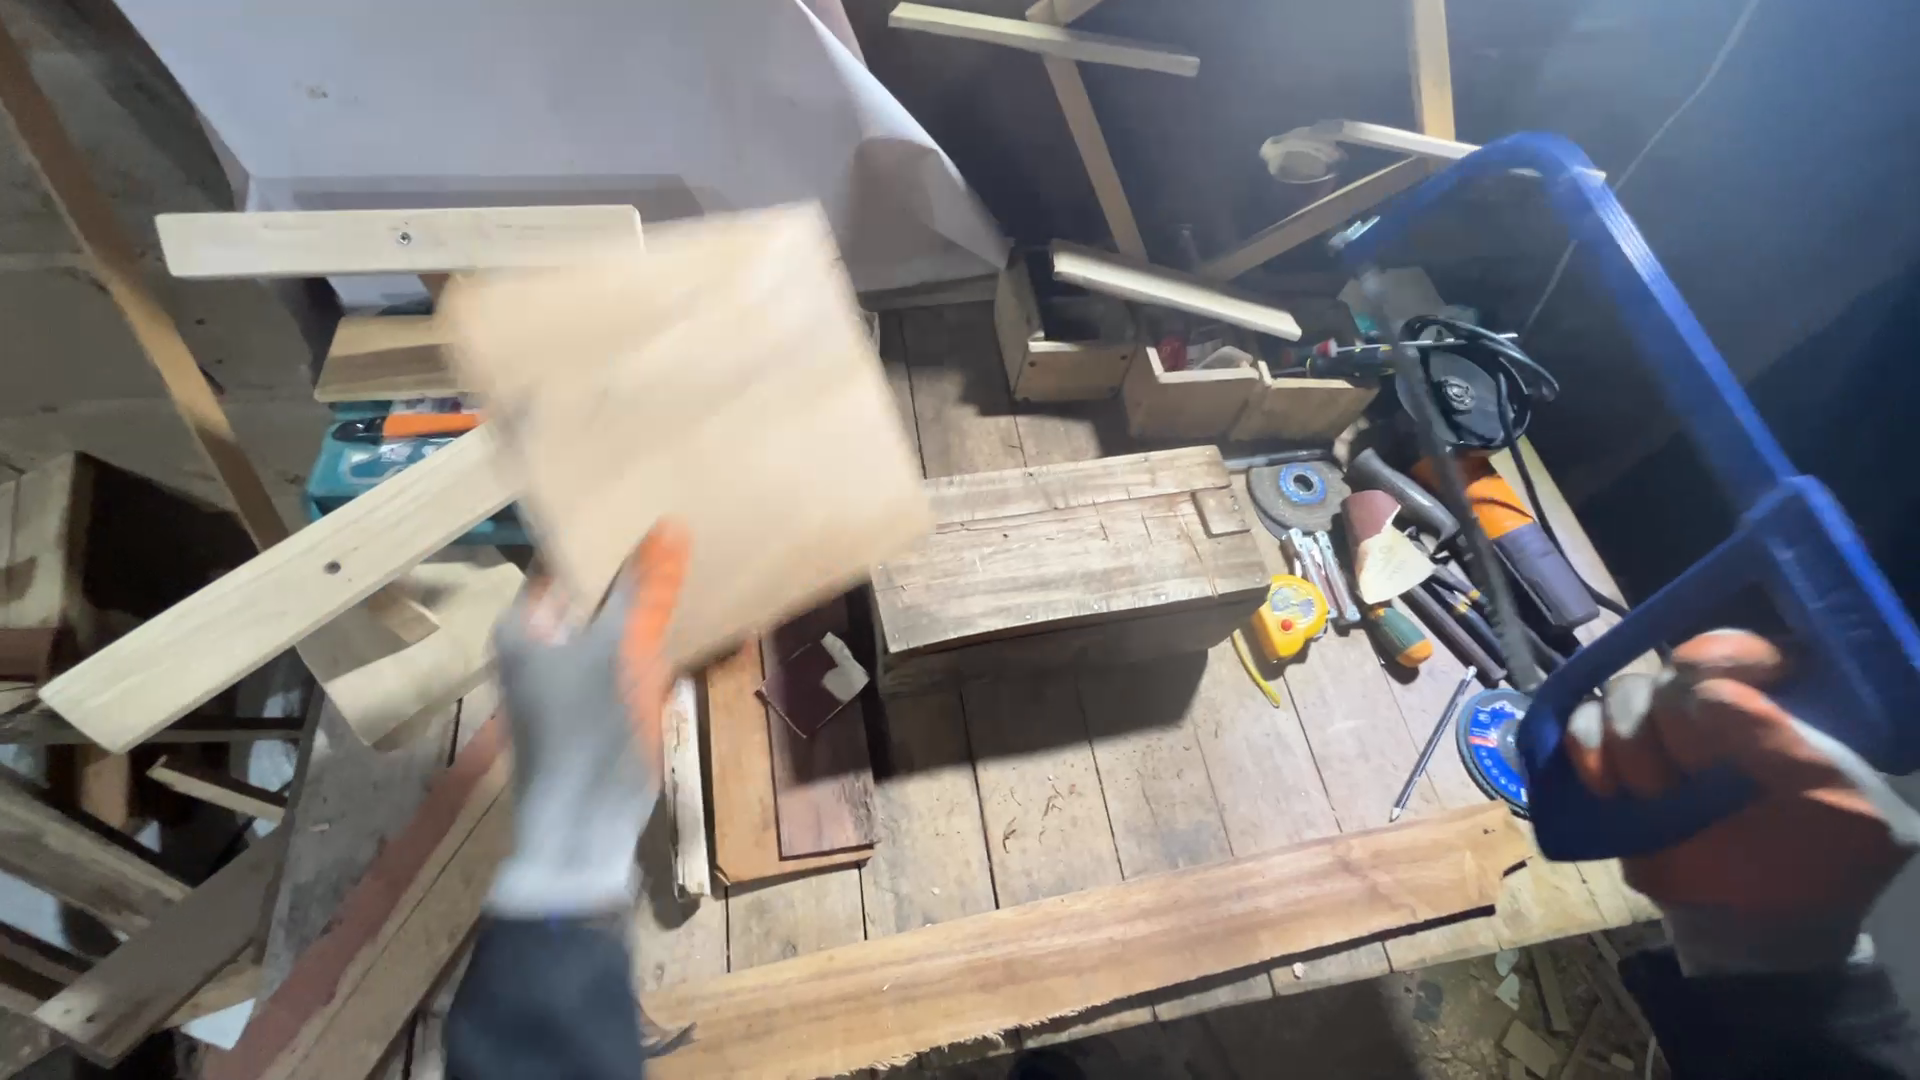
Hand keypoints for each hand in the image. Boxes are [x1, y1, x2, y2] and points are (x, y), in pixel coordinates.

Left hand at [485, 521, 689, 917]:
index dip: (608, 536)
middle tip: (686, 536)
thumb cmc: (591, 730)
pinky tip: (695, 623)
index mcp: (526, 626)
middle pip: (595, 592)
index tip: (654, 509)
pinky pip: (631, 655)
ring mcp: (569, 676)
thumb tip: (670, 525)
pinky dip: (658, 641)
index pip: (566, 561)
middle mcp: (540, 645)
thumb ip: (645, 588)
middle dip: (639, 571)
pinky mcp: (599, 701)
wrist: (587, 826)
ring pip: (617, 624)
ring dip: (652, 607)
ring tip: (696, 570)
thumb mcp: (622, 650)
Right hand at [1565, 630, 1917, 973]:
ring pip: (1617, 693)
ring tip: (1648, 797)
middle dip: (1667, 725)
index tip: (1701, 683)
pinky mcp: (1603, 747)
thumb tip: (1709, 693)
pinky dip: (1583, 750)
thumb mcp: (1844, 815)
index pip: (1746, 649)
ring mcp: (1653, 725)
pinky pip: (1573, 719)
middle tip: (1685, 780)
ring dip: (1626, 745)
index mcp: (1783, 710)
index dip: (1718, 654)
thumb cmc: (1810, 865)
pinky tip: (1607, 791)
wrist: (1744, 921)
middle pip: (1667, 673)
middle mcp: (1712, 705)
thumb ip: (1793, 750)